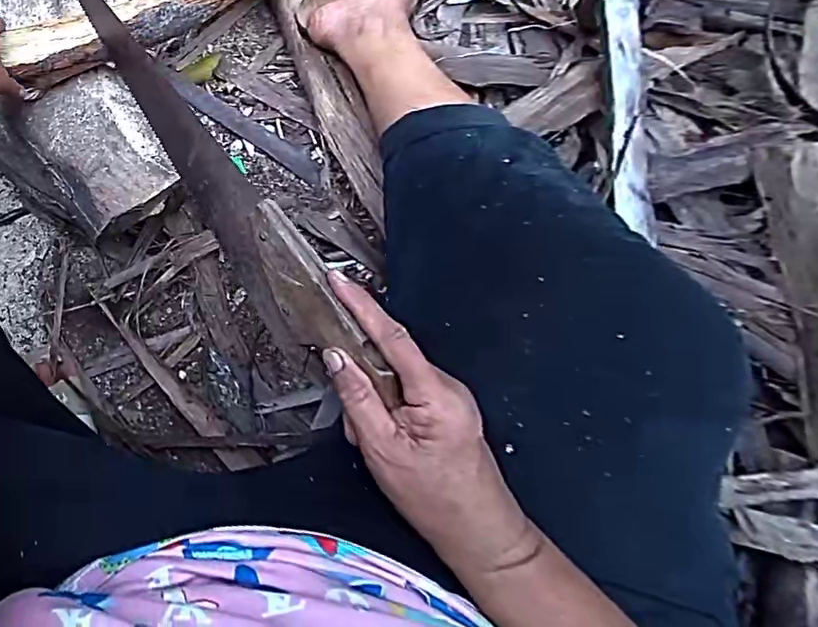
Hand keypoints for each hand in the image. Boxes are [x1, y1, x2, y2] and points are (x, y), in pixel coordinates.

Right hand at [322, 271, 544, 579]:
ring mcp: (448, 396)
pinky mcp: (444, 405)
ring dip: (368, 399)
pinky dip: (380, 406)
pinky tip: (379, 433)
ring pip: (388, 375)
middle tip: (352, 416)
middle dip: (357, 377)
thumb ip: (356, 396)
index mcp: (437, 395)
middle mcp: (448, 389)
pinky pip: (399, 388)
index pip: (391, 336)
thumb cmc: (439, 501)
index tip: (338, 280)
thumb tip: (336, 355)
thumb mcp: (382, 448)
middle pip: (385, 356)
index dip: (361, 304)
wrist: (481, 538)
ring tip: (368, 436)